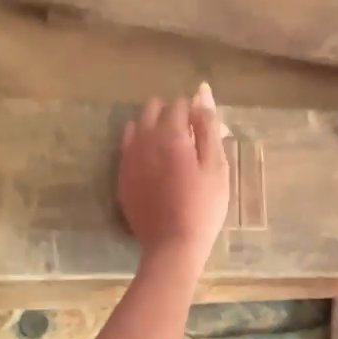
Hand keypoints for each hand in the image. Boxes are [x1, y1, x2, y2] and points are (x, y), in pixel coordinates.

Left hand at [118, 83, 228, 270]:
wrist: (173, 246)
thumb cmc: (203, 206)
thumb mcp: (216, 165)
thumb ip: (207, 126)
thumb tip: (201, 92)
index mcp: (170, 134)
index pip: (180, 104)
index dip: (198, 114)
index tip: (209, 134)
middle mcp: (143, 139)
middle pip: (154, 108)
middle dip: (173, 116)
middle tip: (191, 141)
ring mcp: (128, 158)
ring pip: (138, 126)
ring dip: (154, 129)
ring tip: (173, 153)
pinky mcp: (122, 177)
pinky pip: (128, 148)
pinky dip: (141, 148)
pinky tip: (156, 167)